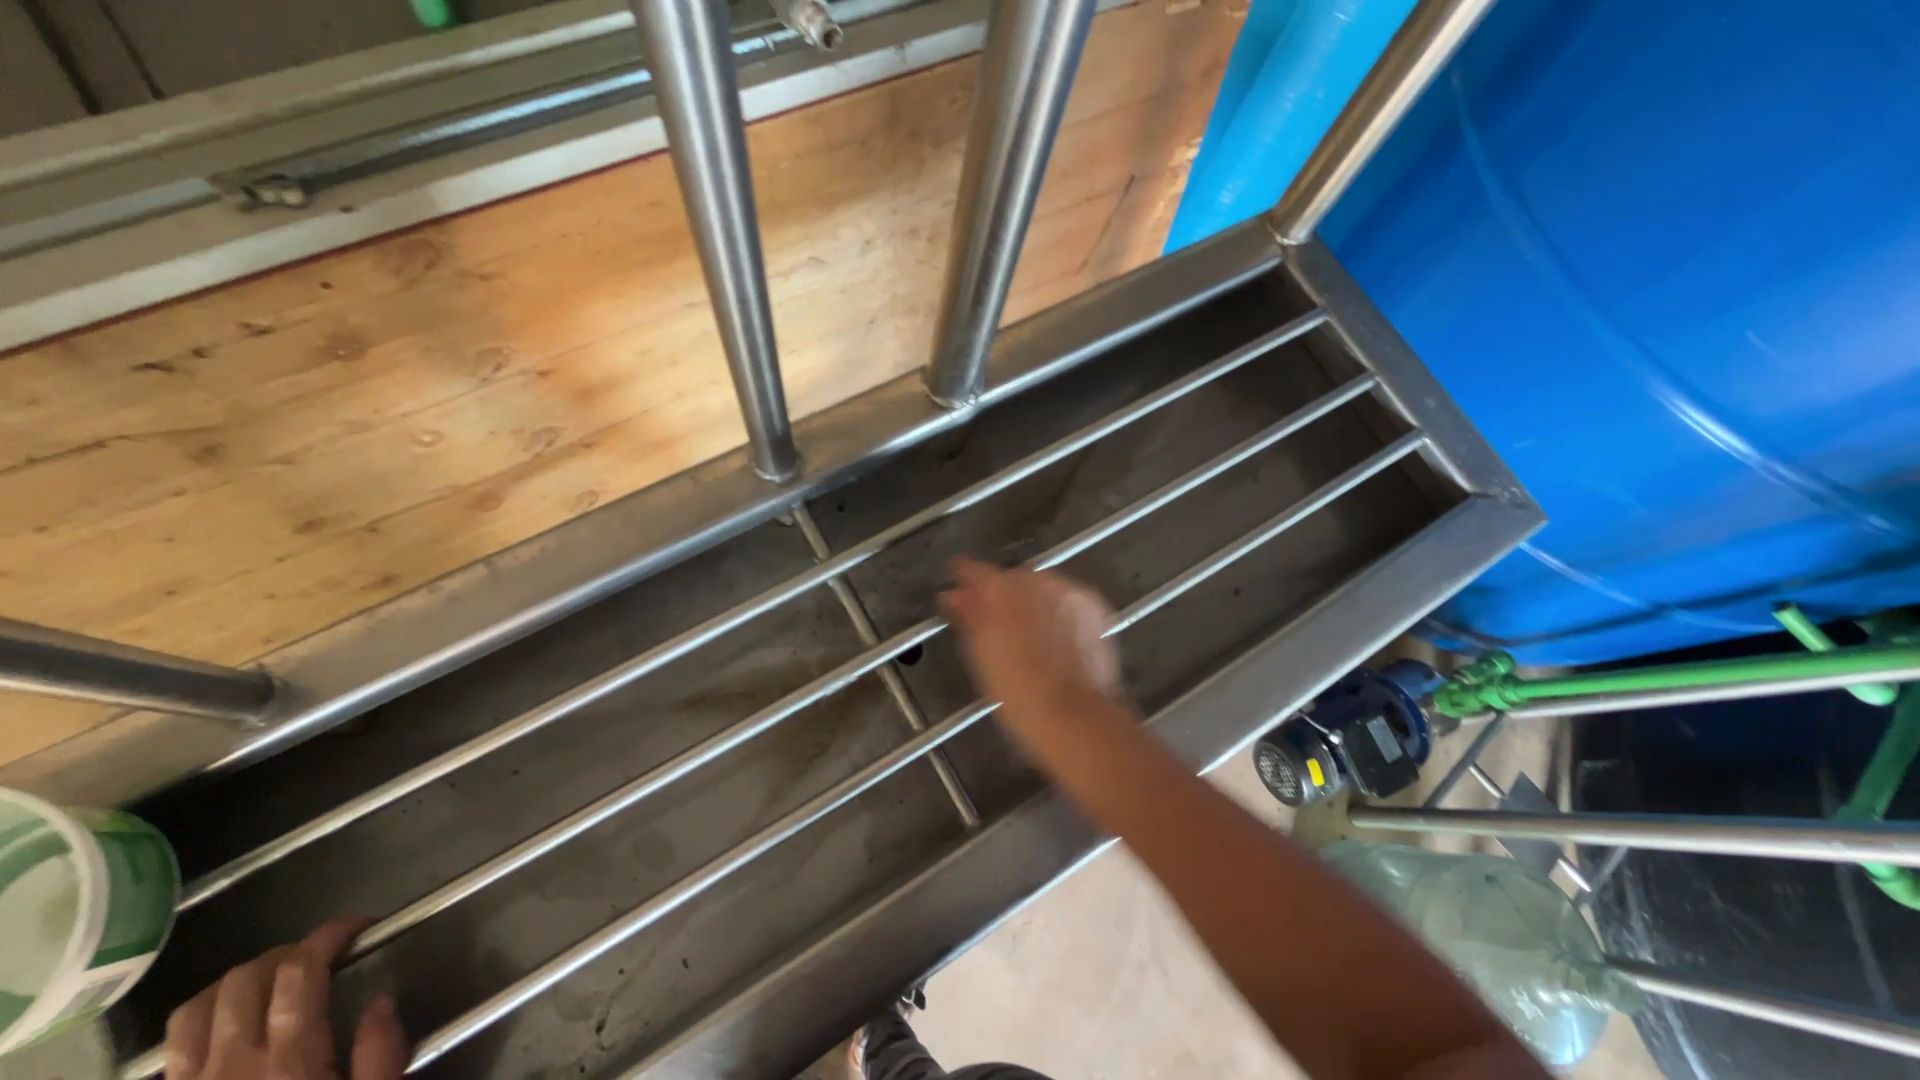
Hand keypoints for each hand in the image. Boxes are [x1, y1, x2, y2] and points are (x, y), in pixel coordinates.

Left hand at [164, 918, 407, 1079]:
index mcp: (290, 1060)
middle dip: (287, 952)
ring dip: (237, 981)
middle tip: (320, 957)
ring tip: (270, 981)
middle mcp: (232, 1063)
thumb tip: (381, 1002)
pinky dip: (201, 1017)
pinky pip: (171, 1045)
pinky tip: (227, 1024)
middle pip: (246, 978)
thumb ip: (380, 1054)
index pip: (300, 972)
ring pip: (197, 1007)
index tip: (357, 927)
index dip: (328, 935)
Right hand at [939, 557, 1123, 721]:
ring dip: (1034, 602)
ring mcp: (1069, 590)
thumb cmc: (1016, 691)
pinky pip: (1069, 601)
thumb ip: (968, 616)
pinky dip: (1060, 613)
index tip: (960, 592)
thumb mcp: (981, 655)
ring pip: (1043, 588)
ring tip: (1030, 637)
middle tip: (998, 626)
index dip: (965, 579)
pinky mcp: (1095, 606)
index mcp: (1000, 588)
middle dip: (1004, 595)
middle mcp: (1036, 579)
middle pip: (1013, 578)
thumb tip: (953, 595)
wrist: (1073, 715)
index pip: (974, 569)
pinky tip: (1057, 639)